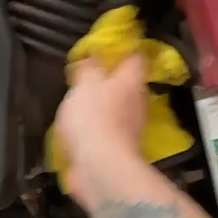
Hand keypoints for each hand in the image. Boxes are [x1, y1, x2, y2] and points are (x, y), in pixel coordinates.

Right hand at [55, 54, 147, 197]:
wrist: (99, 168)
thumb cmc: (93, 118)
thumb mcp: (84, 83)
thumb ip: (89, 67)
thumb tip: (94, 57)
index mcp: (132, 80)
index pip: (136, 56)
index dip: (123, 49)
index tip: (105, 49)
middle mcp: (138, 102)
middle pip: (127, 84)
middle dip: (110, 80)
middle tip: (87, 77)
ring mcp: (130, 129)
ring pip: (118, 110)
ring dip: (103, 107)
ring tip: (79, 105)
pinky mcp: (119, 150)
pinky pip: (108, 133)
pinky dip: (97, 130)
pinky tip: (80, 131)